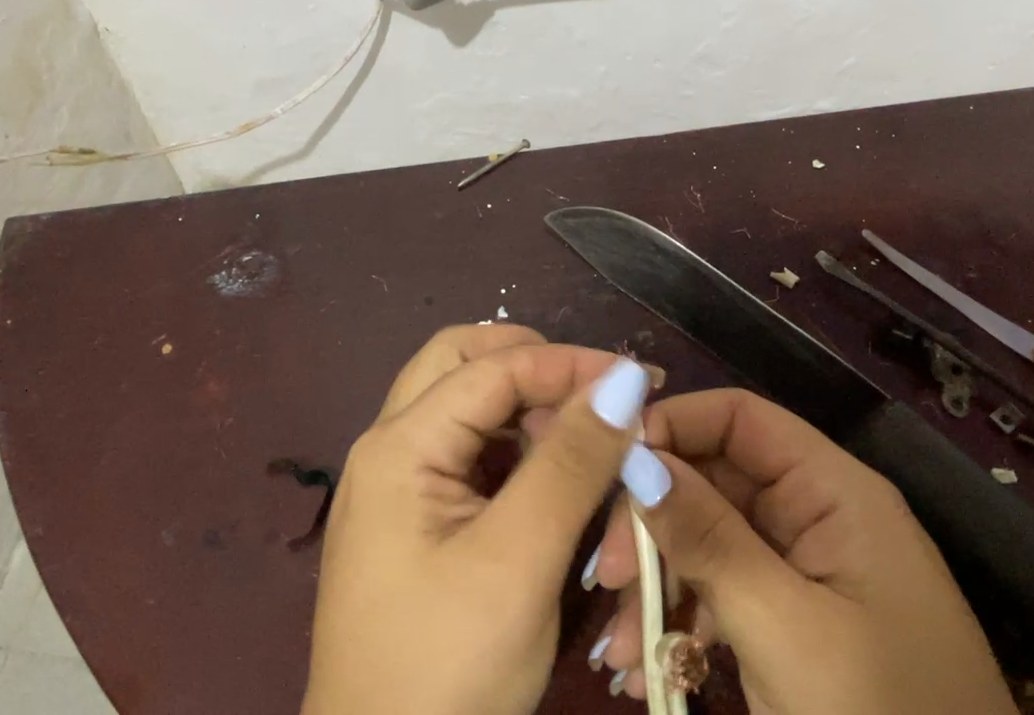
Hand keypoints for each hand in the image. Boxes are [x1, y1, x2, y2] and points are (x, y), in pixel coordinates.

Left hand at [303, 325, 664, 714]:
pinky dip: (517, 449)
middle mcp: (391, 449)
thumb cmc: (447, 669)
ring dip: (528, 407)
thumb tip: (621, 378)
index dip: (570, 363)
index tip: (642, 381)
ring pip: (467, 406)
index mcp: (399, 446)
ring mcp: (400, 486)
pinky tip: (557, 479)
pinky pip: (470, 455)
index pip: (493, 366)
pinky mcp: (416, 522)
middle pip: (463, 364)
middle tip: (601, 397)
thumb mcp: (519, 560)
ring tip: (589, 438)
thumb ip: (570, 462)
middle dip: (536, 366)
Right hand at [588, 388, 1016, 714]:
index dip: (673, 426)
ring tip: (617, 648)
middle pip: (715, 480)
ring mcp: (805, 573)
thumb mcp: (785, 630)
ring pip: (708, 541)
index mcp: (833, 493)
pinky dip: (679, 620)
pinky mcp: (792, 623)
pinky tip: (642, 667)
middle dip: (652, 520)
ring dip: (656, 582)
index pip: (741, 419)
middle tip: (604, 575)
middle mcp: (817, 517)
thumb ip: (709, 539)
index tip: (608, 469)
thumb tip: (637, 459)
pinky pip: (720, 593)